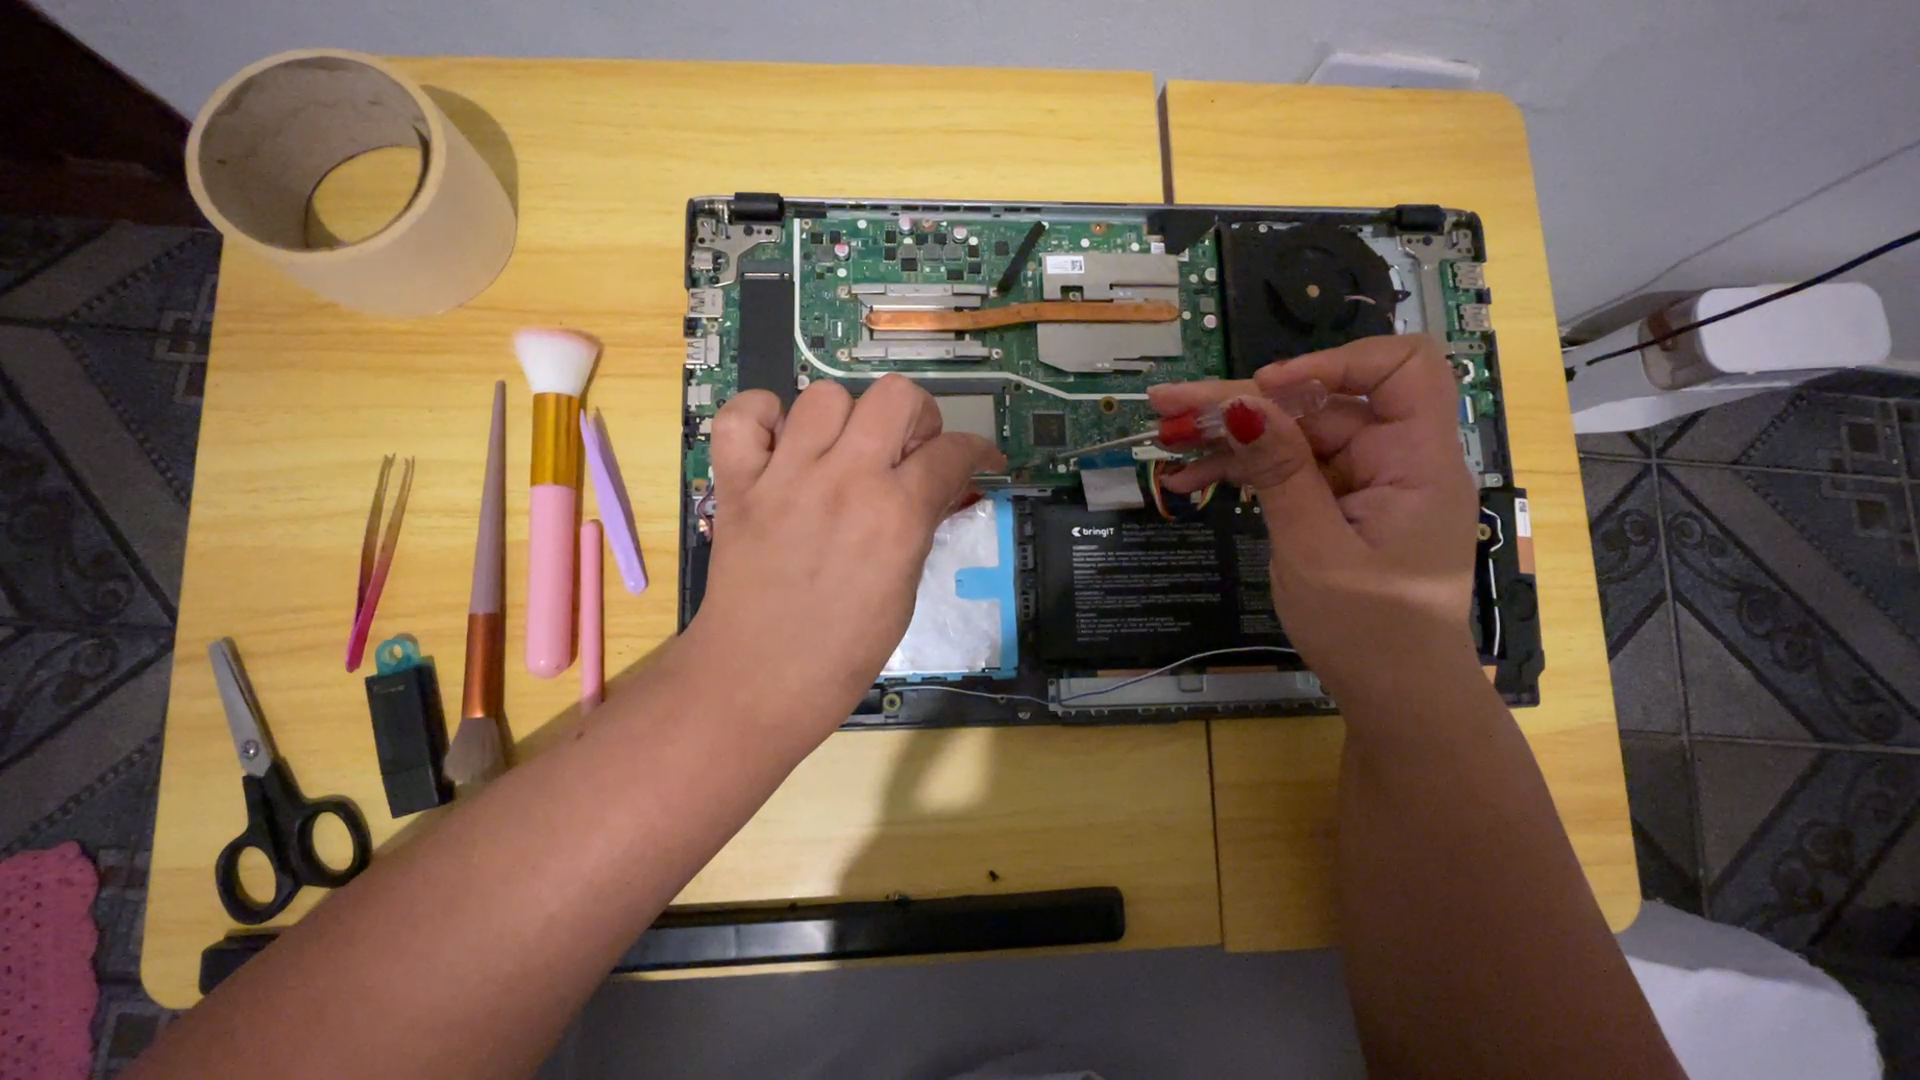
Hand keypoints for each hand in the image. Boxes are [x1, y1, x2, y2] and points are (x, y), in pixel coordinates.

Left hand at [685, 376, 1004, 739]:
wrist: (759, 679)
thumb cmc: (843, 651)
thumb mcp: (905, 589)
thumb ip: (922, 527)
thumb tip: (940, 489)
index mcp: (895, 514)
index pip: (952, 451)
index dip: (978, 450)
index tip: (980, 458)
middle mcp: (844, 479)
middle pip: (895, 396)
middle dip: (916, 416)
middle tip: (908, 451)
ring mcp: (785, 476)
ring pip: (825, 396)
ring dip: (845, 418)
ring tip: (843, 453)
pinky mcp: (738, 483)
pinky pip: (743, 416)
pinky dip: (763, 417)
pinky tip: (780, 445)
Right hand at [1147, 335, 1479, 701]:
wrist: (1395, 697)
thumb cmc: (1367, 630)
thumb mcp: (1314, 548)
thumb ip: (1280, 471)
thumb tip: (1243, 401)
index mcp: (1417, 461)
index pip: (1400, 368)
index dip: (1332, 362)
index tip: (1264, 388)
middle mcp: (1397, 460)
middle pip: (1322, 404)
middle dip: (1246, 404)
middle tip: (1170, 408)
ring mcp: (1367, 484)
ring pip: (1295, 438)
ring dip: (1232, 440)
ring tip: (1167, 444)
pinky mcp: (1341, 507)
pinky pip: (1291, 473)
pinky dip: (1246, 473)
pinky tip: (1192, 479)